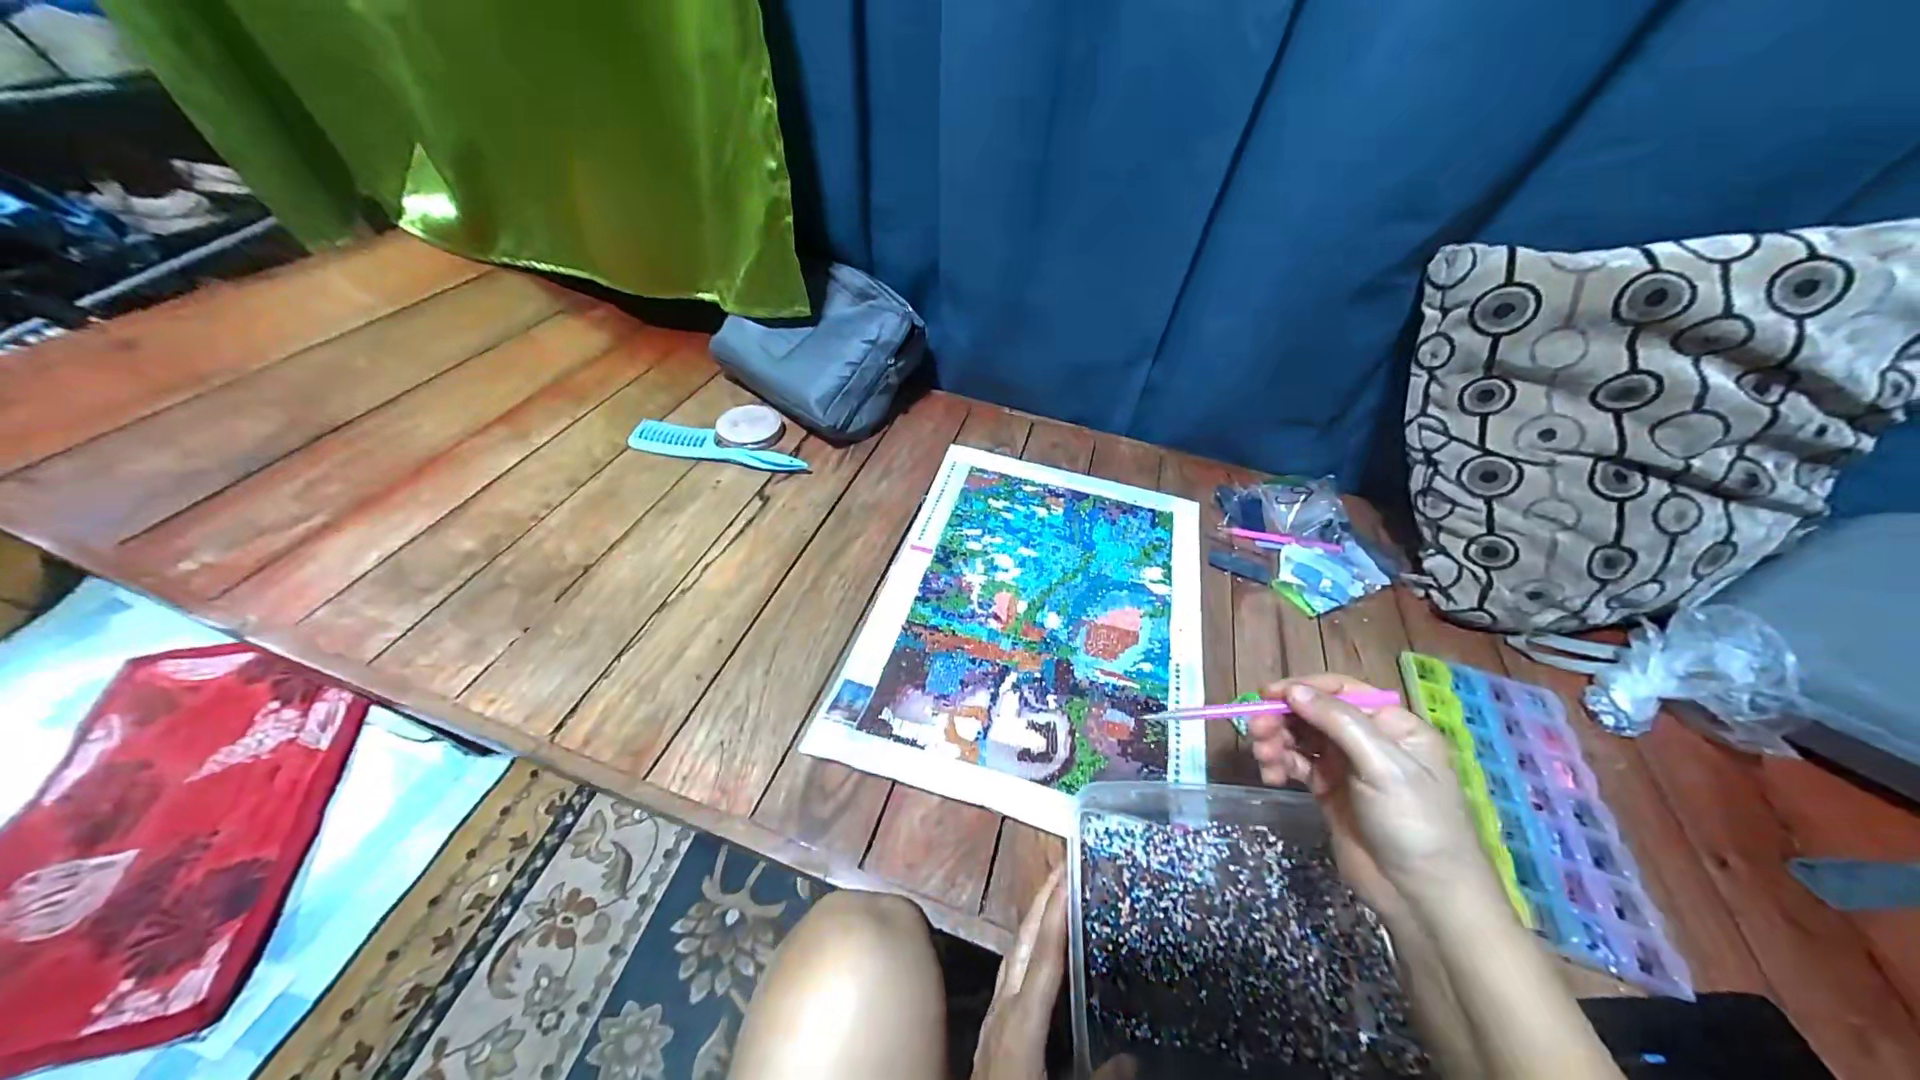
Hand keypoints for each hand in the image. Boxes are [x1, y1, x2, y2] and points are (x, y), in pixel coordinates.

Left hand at [972, 866, 1135, 1079]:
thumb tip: (1129, 1059)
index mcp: (1021, 1024)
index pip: (1044, 955)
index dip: (1057, 913)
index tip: (1069, 874)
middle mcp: (1004, 1011)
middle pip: (1025, 943)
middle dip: (1042, 902)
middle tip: (1064, 866)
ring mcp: (995, 1019)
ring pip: (1016, 955)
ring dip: (1035, 921)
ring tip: (1056, 896)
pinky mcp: (994, 1032)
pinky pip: (1014, 975)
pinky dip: (1030, 950)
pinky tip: (1041, 954)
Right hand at [1249, 674, 1491, 905]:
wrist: (1423, 897)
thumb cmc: (1414, 823)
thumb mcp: (1382, 765)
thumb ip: (1337, 721)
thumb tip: (1292, 689)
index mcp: (1392, 725)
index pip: (1341, 691)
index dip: (1302, 688)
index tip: (1266, 695)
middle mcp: (1368, 740)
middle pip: (1313, 713)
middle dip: (1282, 719)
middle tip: (1256, 732)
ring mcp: (1347, 766)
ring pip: (1300, 738)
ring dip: (1276, 742)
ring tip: (1263, 759)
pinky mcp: (1328, 791)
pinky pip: (1296, 765)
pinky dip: (1279, 766)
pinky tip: (1271, 778)